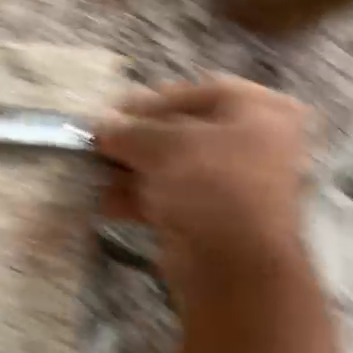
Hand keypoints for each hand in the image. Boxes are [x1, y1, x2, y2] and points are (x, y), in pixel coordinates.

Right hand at [94, 77, 314, 294]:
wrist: (230, 260)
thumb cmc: (211, 187)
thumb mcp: (168, 146)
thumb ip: (131, 131)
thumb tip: (100, 126)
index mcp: (260, 111)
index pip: (200, 92)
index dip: (152, 102)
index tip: (109, 114)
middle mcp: (250, 141)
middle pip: (182, 131)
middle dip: (135, 140)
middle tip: (98, 146)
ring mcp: (226, 181)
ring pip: (167, 167)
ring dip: (127, 170)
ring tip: (92, 174)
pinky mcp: (203, 214)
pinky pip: (163, 196)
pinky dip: (132, 197)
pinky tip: (101, 201)